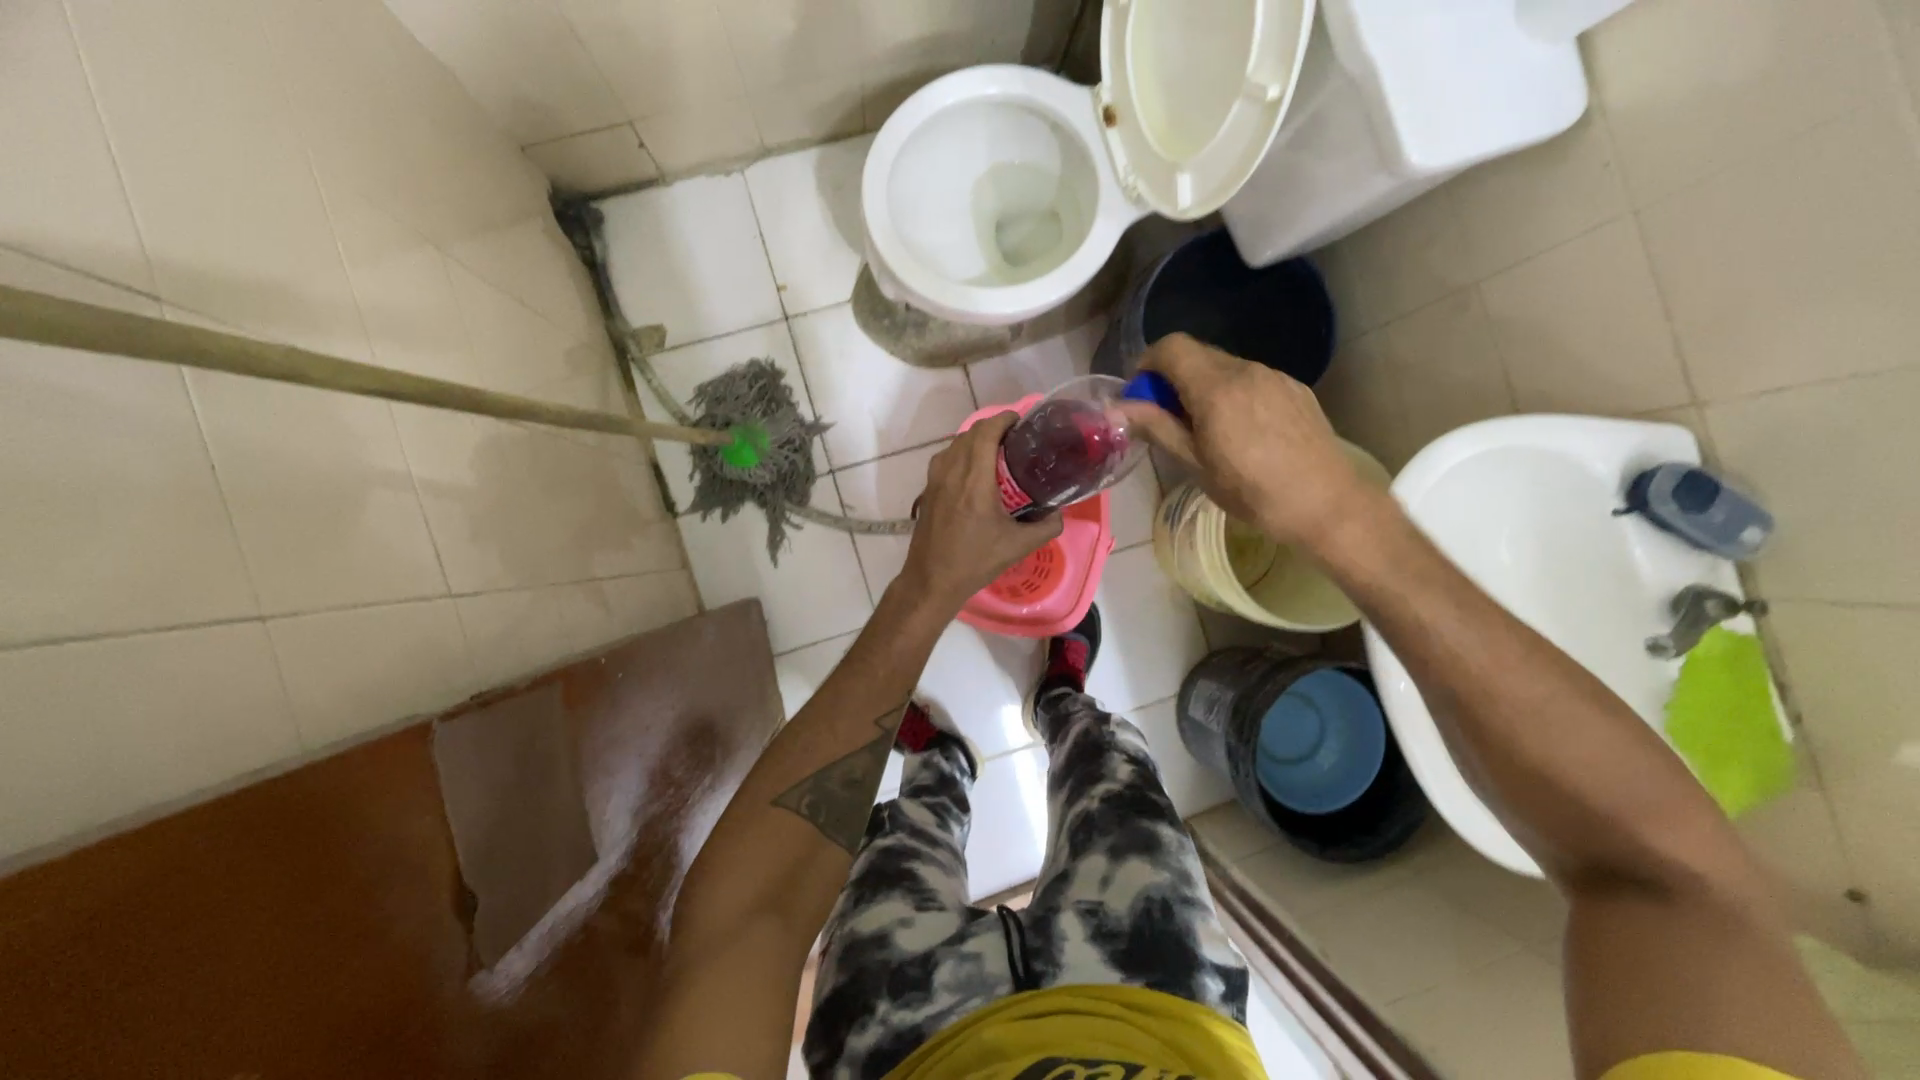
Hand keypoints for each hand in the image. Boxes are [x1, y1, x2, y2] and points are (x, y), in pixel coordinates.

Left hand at [899, 412, 1063, 611]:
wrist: (932, 580)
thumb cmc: (975, 562)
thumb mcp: (1018, 546)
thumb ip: (1046, 527)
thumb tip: (1060, 513)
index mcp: (974, 480)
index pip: (986, 432)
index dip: (1004, 419)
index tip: (1021, 421)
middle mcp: (952, 472)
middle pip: (970, 433)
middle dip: (992, 428)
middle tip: (1015, 438)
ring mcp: (935, 480)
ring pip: (955, 445)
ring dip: (975, 440)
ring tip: (996, 451)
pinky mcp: (928, 491)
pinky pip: (945, 459)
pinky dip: (961, 454)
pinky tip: (974, 471)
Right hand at [1119, 333, 1377, 549]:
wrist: (1327, 504)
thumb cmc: (1253, 492)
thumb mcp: (1196, 465)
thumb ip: (1156, 428)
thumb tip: (1116, 408)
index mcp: (1216, 387)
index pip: (1171, 347)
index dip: (1148, 364)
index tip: (1143, 398)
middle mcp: (1246, 370)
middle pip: (1198, 355)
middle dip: (1174, 379)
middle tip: (1171, 421)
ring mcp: (1275, 377)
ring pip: (1226, 368)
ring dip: (1205, 388)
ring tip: (1209, 432)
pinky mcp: (1296, 389)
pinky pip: (1253, 380)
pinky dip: (1234, 395)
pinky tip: (1245, 434)